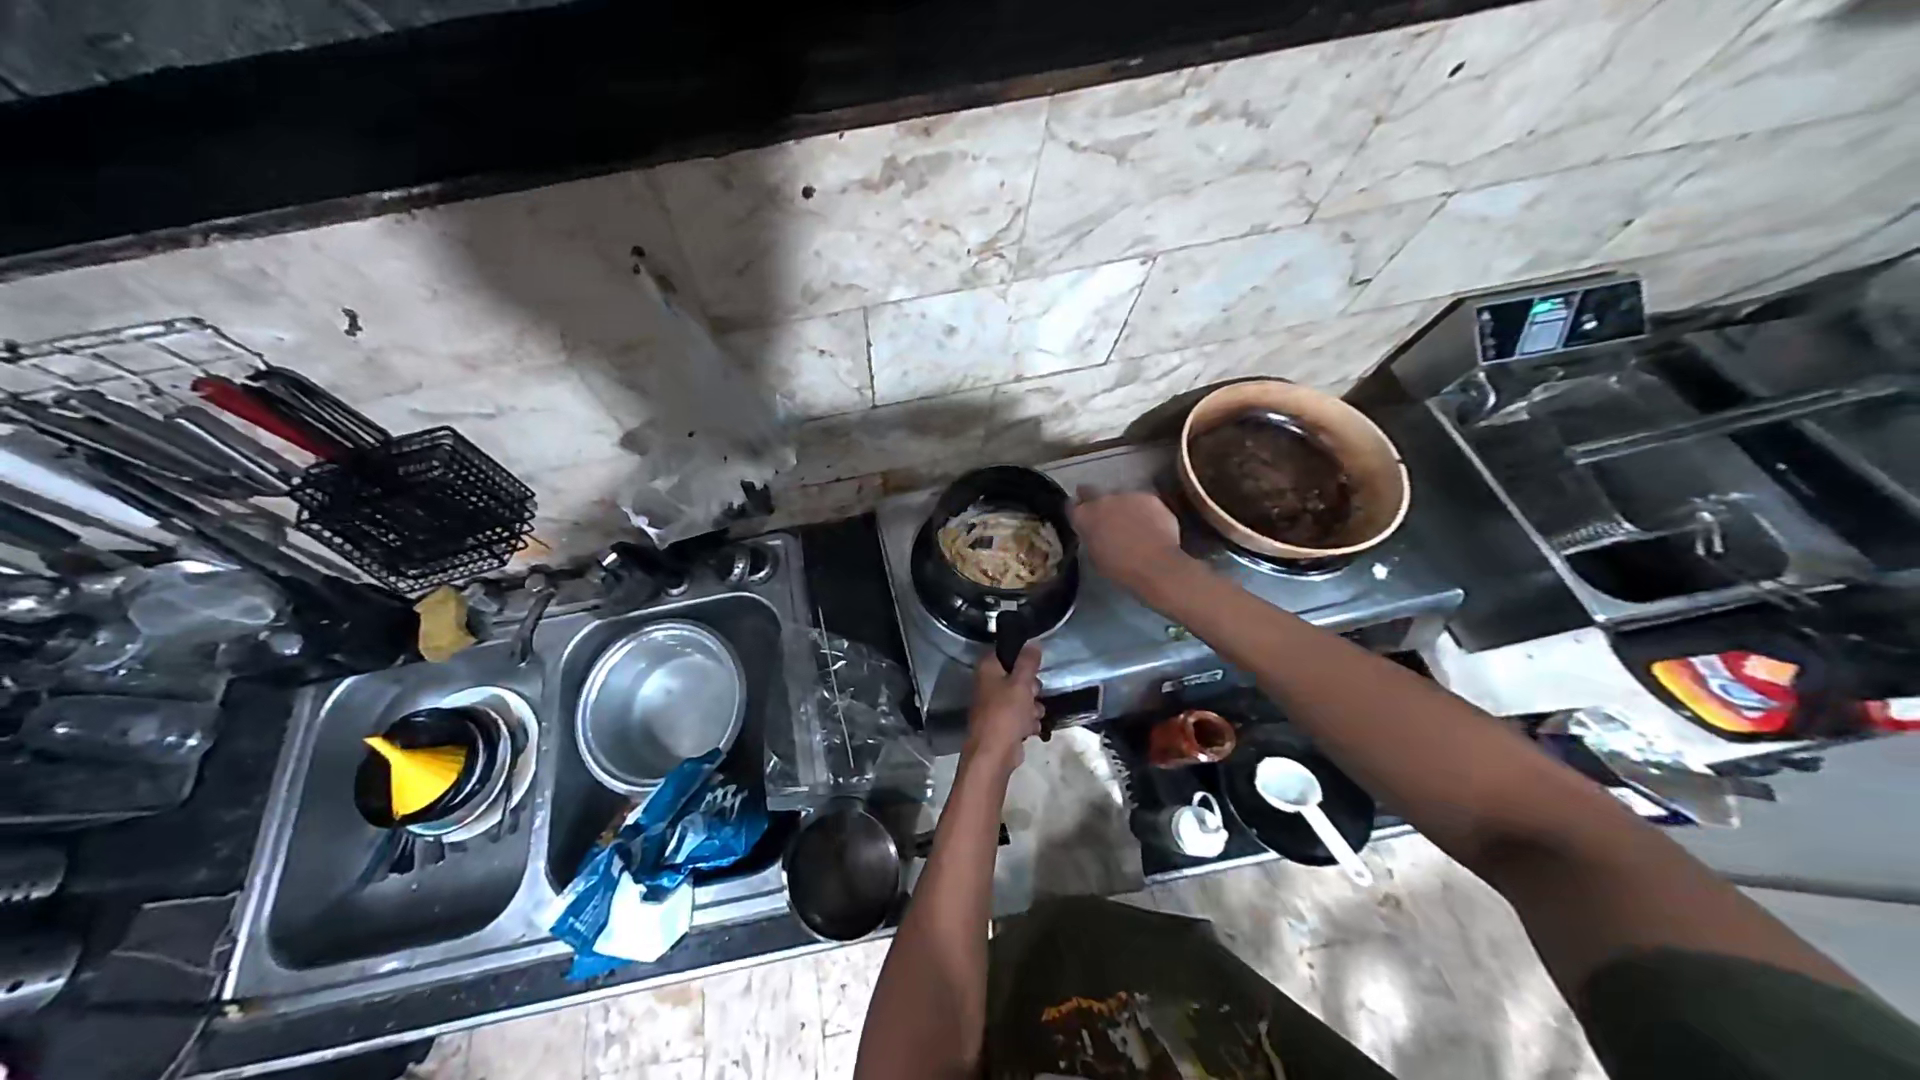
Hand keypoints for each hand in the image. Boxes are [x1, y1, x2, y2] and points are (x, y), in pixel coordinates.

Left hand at [967, 643, 1042, 766]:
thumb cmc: (1006, 713)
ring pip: (1023, 697)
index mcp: (987, 668)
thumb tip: (1033, 642)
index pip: (1007, 652)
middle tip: (1033, 694)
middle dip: (1032, 688)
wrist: (994, 753)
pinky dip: (1027, 722)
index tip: (1035, 667)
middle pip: (1018, 676)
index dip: (1023, 659)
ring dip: (1032, 707)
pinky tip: (1029, 729)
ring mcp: (994, 703)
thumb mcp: (1021, 683)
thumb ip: (1028, 661)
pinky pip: (1021, 715)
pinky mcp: (1002, 721)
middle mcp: (988, 682)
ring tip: (1031, 716)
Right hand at [1070, 490, 1192, 593]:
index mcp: (1084, 516)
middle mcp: (1102, 499)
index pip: (1071, 506)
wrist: (1156, 564)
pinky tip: (1151, 524)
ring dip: (1121, 505)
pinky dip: (1143, 510)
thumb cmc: (1120, 568)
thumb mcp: (1095, 556)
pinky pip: (1142, 501)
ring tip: (1132, 522)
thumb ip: (1091, 537)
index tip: (1080, 515)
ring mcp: (1127, 495)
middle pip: (1092, 491)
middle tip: (1103, 514)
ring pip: (1120, 496)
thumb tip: (1096, 532)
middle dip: (1094, 499)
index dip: (1075, 509)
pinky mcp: (1150, 497)